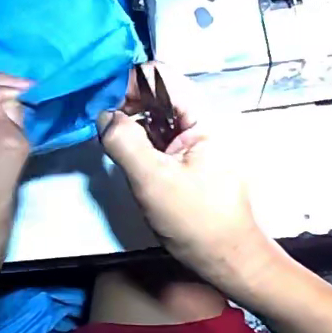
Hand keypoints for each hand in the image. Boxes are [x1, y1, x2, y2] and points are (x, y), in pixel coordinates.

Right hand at [97, 64, 277, 293]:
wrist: (228, 258)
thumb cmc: (197, 222)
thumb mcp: (153, 181)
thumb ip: (125, 142)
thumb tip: (104, 115)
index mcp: (202, 116)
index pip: (159, 75)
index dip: (128, 83)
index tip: (104, 106)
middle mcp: (200, 119)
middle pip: (155, 90)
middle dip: (125, 102)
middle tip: (103, 126)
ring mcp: (194, 136)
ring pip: (154, 112)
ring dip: (129, 120)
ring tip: (110, 140)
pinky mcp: (186, 154)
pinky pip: (157, 133)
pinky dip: (138, 137)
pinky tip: (125, 152)